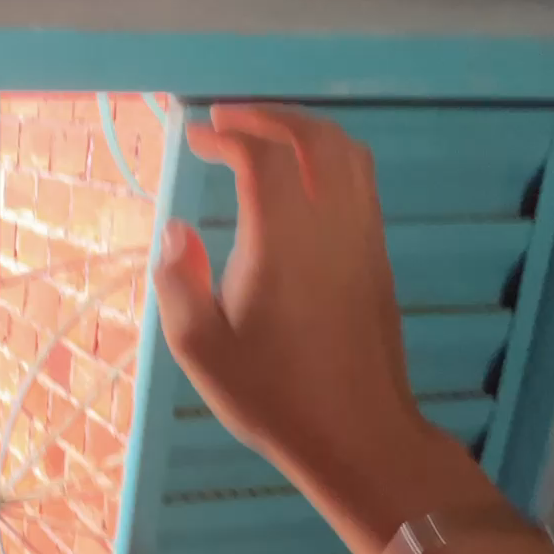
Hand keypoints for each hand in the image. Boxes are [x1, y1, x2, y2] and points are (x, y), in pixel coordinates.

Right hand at [151, 104, 496, 553]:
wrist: (357, 436)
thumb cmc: (268, 392)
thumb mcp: (196, 344)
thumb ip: (178, 278)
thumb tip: (176, 229)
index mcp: (283, 244)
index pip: (265, 160)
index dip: (227, 136)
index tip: (195, 137)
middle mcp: (333, 229)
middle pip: (319, 140)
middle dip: (271, 117)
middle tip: (228, 119)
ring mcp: (364, 242)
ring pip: (350, 156)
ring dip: (304, 132)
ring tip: (259, 136)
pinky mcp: (377, 259)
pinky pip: (359, 184)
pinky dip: (325, 159)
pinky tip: (293, 180)